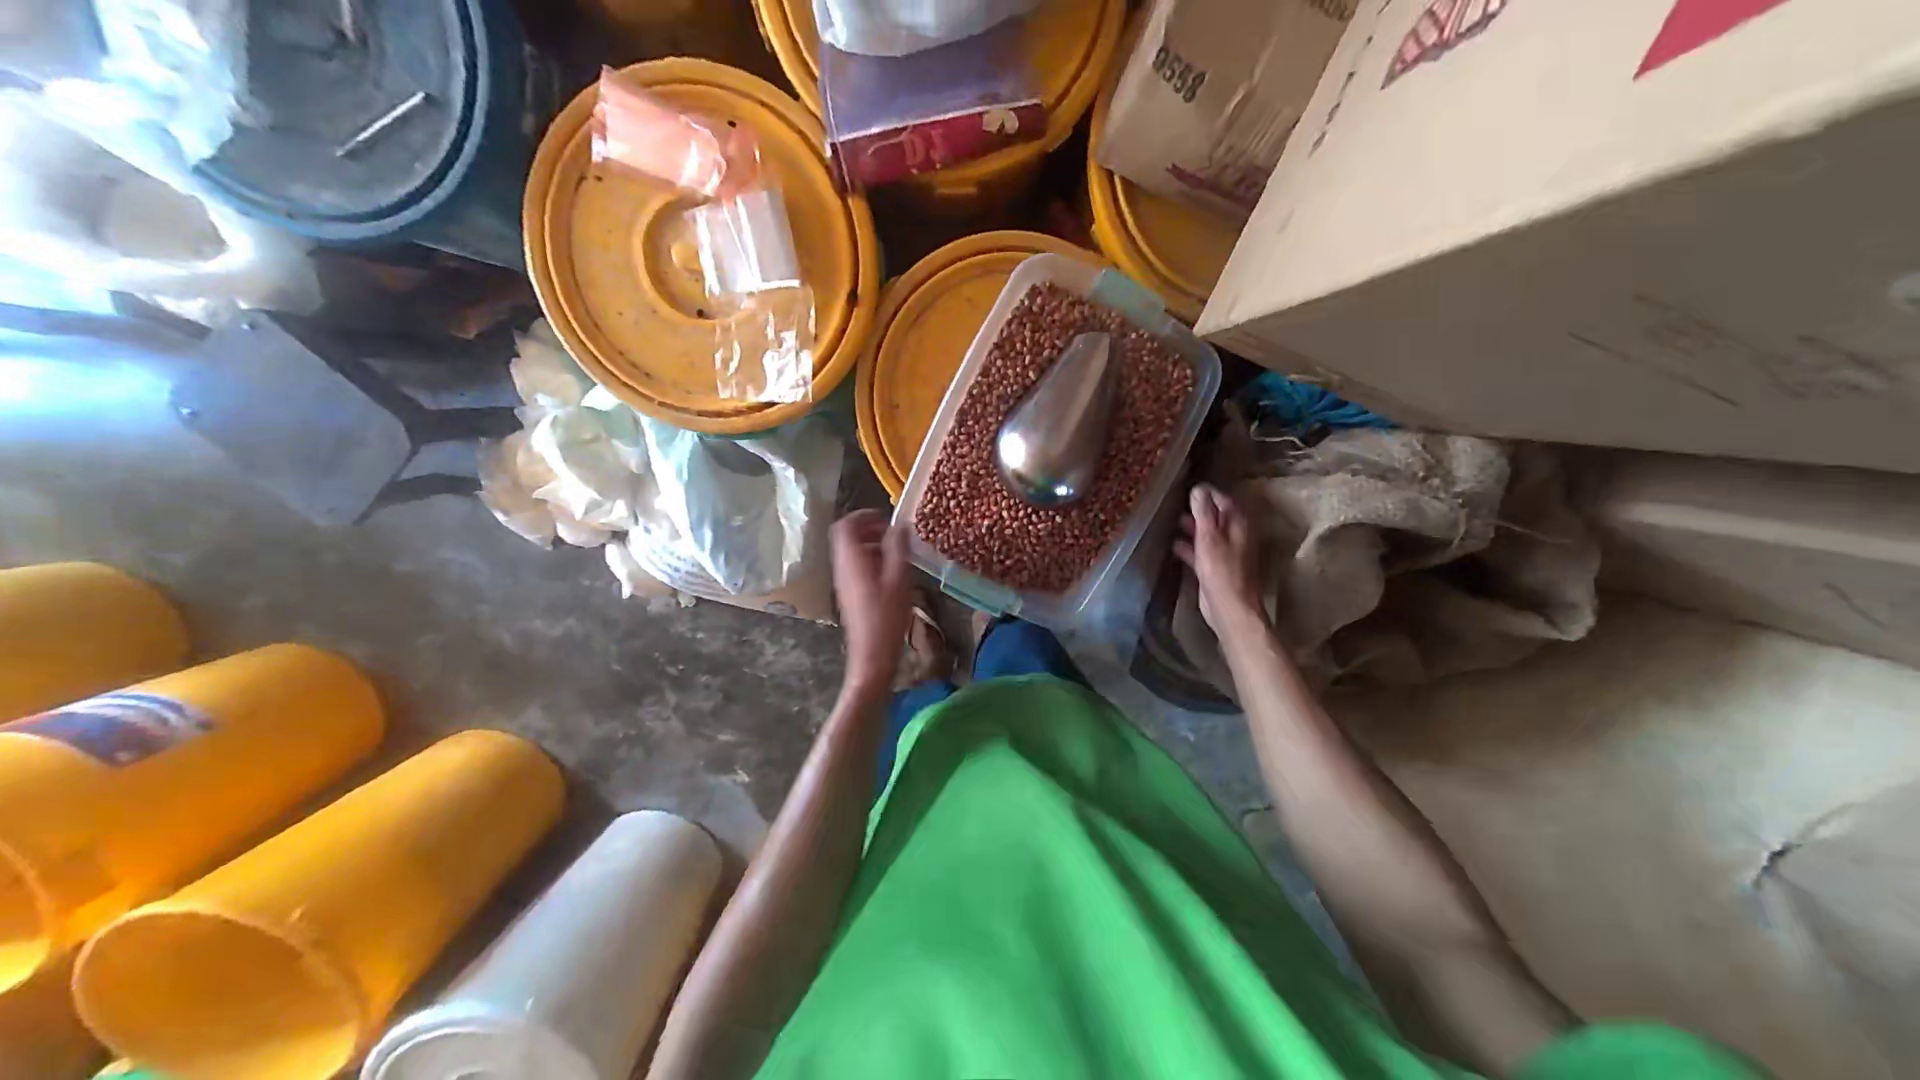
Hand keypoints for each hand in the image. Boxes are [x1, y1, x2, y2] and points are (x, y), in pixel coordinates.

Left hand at [830, 509, 913, 691]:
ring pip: (853, 552)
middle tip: (894, 533)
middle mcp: (842, 568)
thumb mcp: (899, 579)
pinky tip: (892, 573)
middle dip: (870, 529)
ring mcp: (844, 582)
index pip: (845, 525)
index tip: (885, 517)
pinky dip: (872, 561)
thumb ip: (899, 548)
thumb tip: (900, 525)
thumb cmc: (886, 617)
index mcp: (850, 560)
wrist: (872, 655)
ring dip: (873, 545)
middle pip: (847, 537)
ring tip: (897, 552)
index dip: (863, 515)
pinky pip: (856, 567)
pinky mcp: (850, 594)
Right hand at [1174, 484, 1265, 635]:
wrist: (1229, 608)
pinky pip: (1201, 552)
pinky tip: (1175, 545)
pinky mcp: (1215, 569)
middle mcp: (1234, 537)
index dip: (1209, 494)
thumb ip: (1203, 513)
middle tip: (1179, 503)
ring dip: (1193, 528)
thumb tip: (1198, 489)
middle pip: (1217, 517)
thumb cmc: (1221, 571)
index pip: (1224, 501)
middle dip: (1199, 510)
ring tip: (1174, 520)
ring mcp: (1225, 554)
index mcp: (1237, 526)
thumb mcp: (1209, 538)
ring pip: (1208, 535)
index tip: (1191, 488)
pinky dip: (1190, 547)